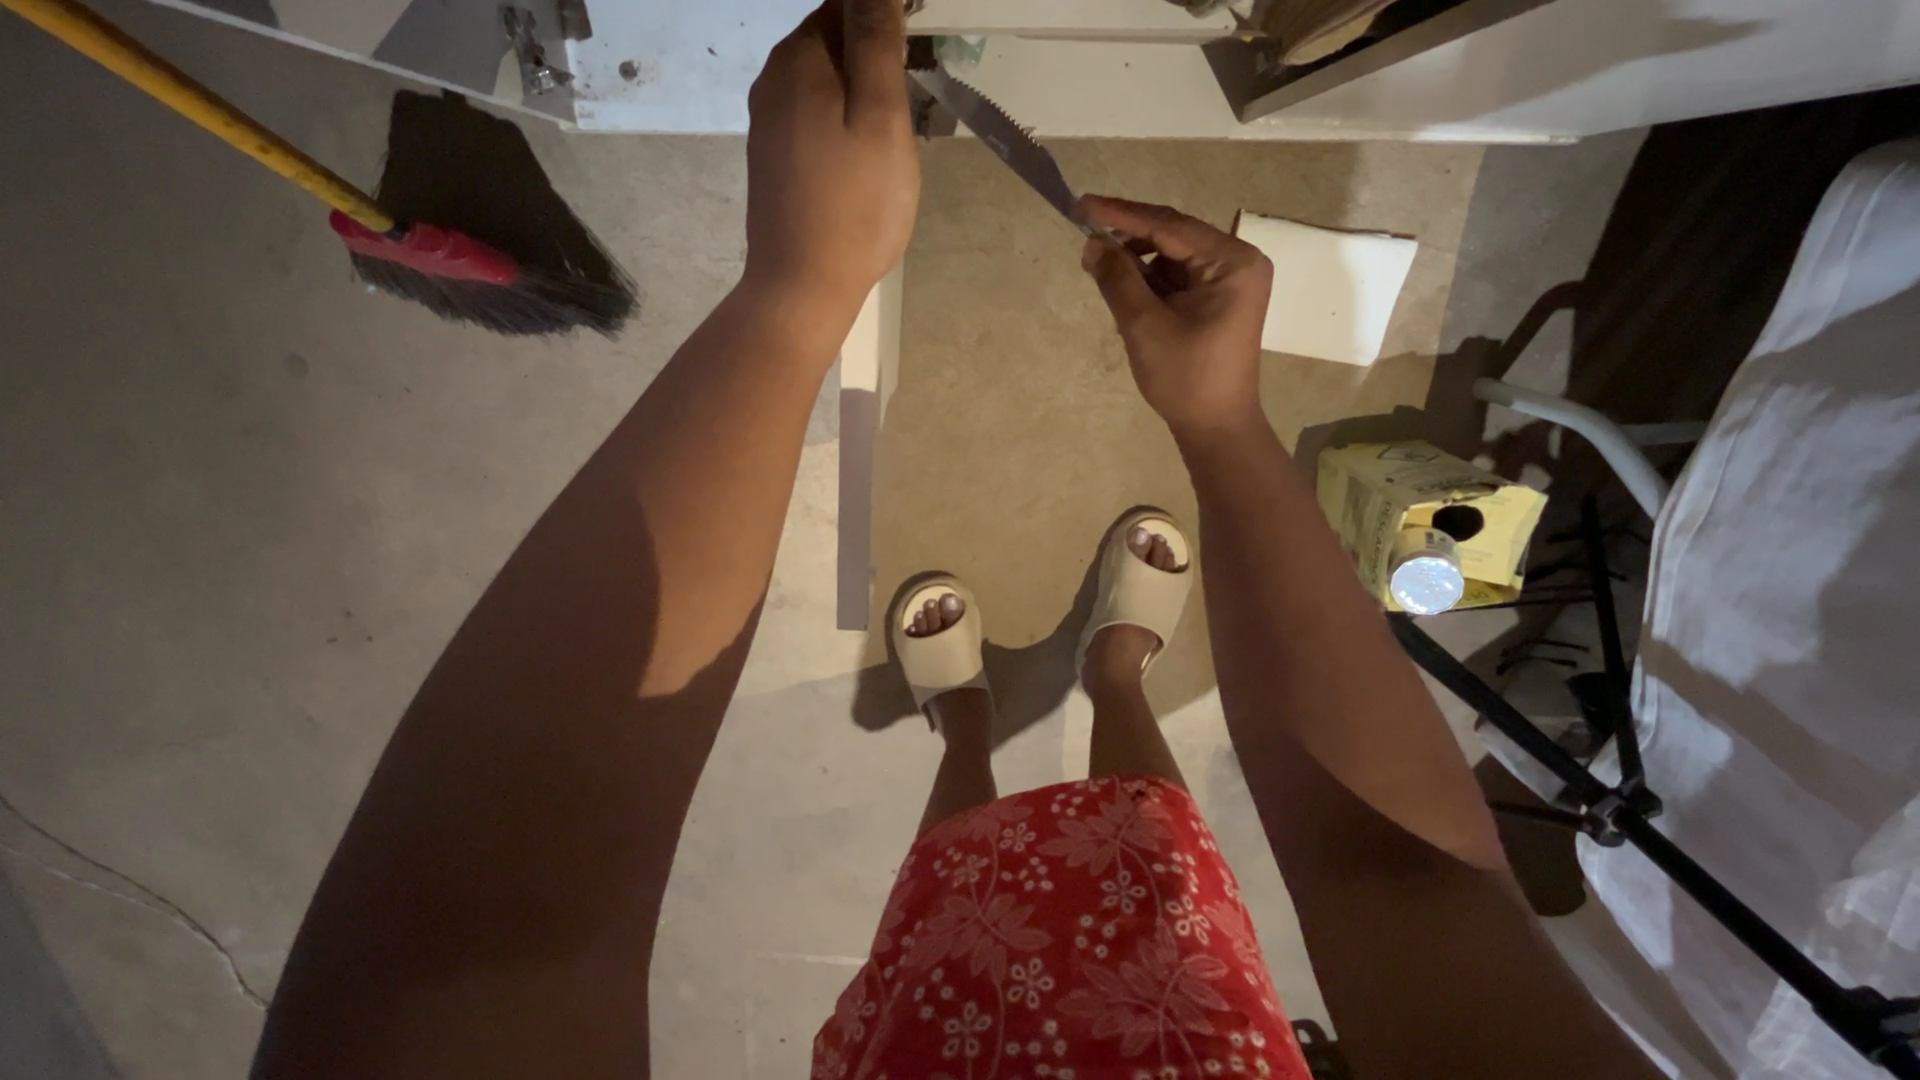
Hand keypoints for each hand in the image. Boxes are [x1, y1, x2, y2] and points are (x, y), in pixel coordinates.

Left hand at [743, 0, 919, 309]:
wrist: (802, 287)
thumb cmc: (854, 206)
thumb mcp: (881, 119)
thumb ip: (877, 43)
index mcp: (798, 61)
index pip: (843, 5)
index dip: (885, 19)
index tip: (915, 60)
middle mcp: (772, 83)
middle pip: (828, 43)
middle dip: (871, 58)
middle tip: (911, 101)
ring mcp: (767, 126)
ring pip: (821, 86)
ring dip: (858, 95)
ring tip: (892, 134)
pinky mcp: (772, 163)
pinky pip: (812, 121)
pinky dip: (840, 125)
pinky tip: (862, 160)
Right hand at [1081, 196, 1272, 436]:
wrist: (1215, 425)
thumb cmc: (1185, 378)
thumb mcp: (1145, 326)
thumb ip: (1117, 279)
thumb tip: (1092, 244)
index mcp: (1232, 262)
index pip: (1169, 225)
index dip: (1123, 214)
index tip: (1082, 204)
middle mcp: (1237, 262)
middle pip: (1172, 237)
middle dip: (1128, 239)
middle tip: (1084, 238)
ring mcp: (1229, 281)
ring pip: (1171, 257)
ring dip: (1135, 262)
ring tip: (1098, 269)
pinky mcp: (1217, 299)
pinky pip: (1176, 277)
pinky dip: (1148, 281)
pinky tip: (1121, 288)